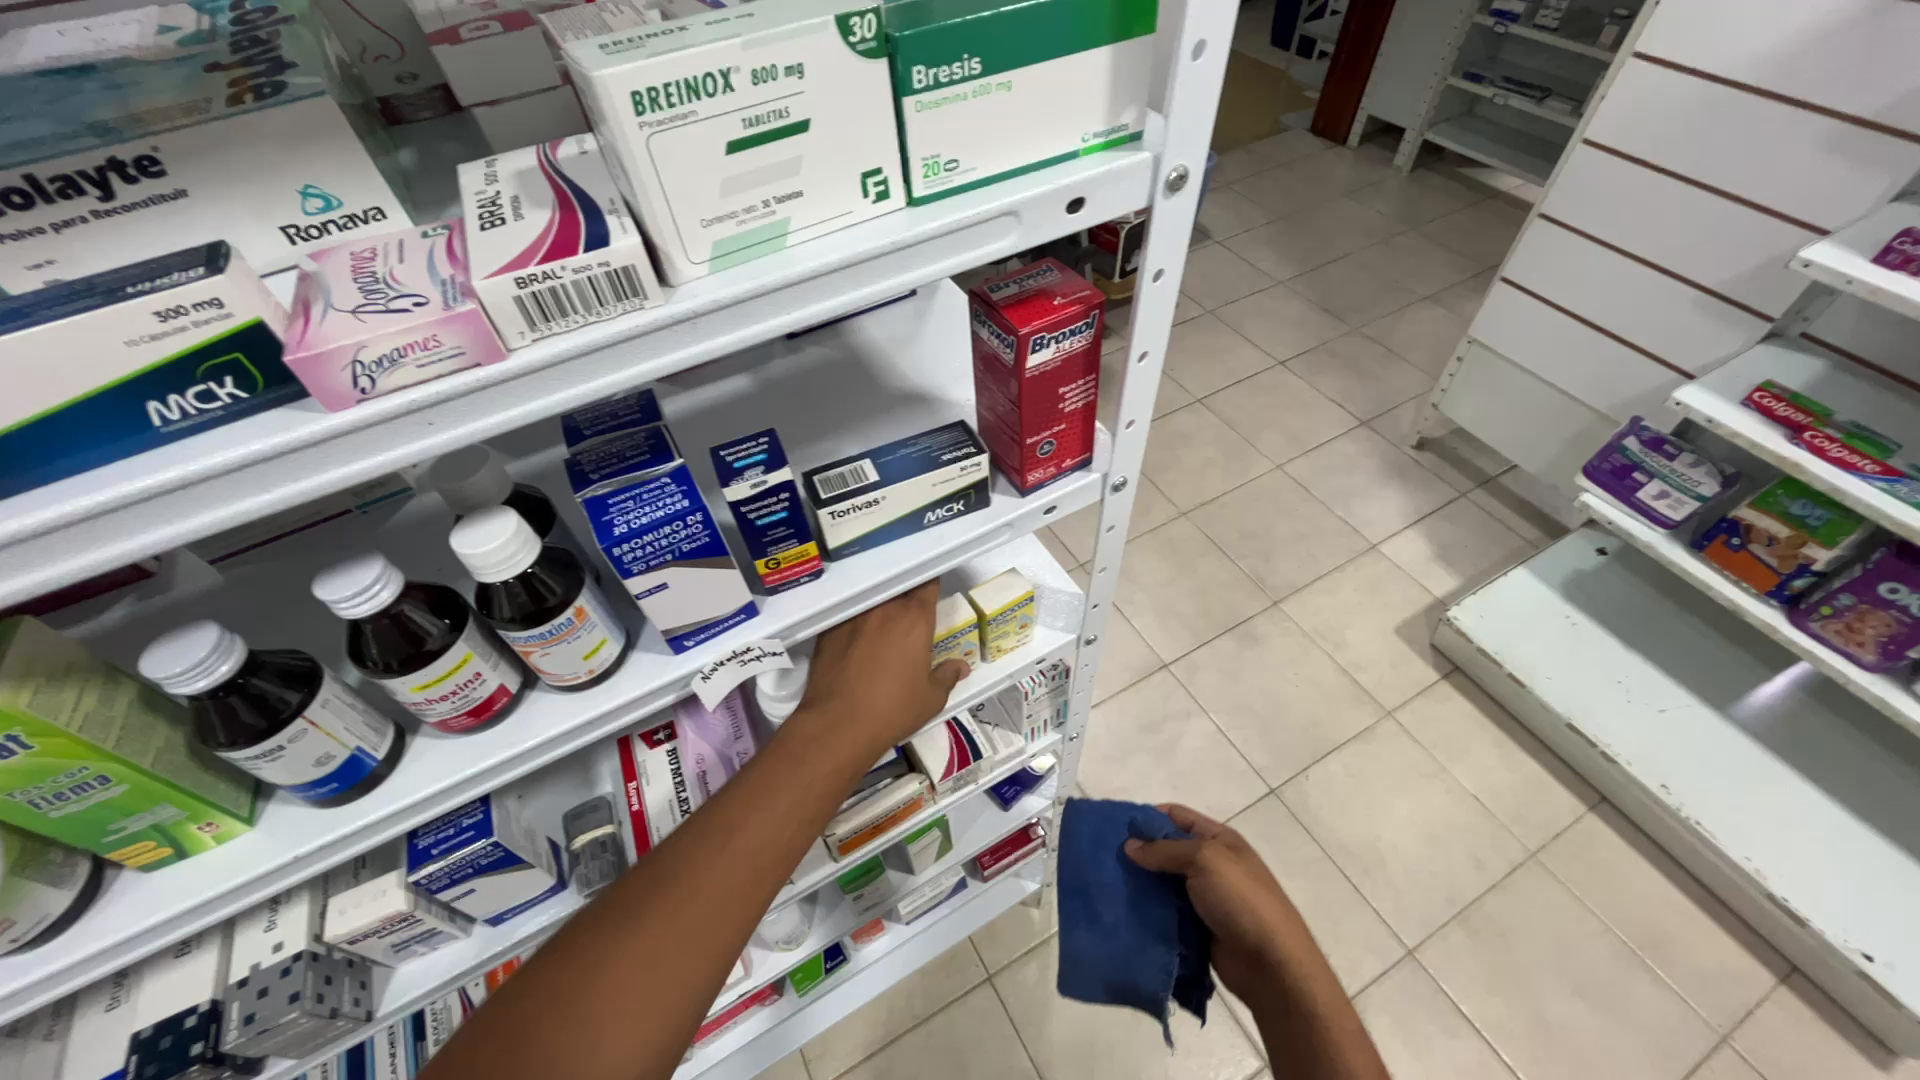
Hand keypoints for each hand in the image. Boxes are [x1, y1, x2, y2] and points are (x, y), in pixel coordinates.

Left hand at [796, 581, 969, 756]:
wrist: (837, 724)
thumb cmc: (892, 710)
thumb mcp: (930, 699)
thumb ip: (947, 676)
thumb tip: (960, 667)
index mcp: (915, 618)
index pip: (927, 584)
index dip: (931, 586)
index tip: (931, 594)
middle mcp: (884, 608)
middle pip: (899, 589)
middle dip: (905, 596)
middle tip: (908, 613)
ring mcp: (853, 616)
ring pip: (871, 601)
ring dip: (879, 608)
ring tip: (881, 624)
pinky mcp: (828, 629)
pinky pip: (847, 617)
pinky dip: (855, 623)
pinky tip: (855, 638)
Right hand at [1124, 804, 1319, 1004]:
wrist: (1272, 965)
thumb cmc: (1241, 901)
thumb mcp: (1205, 860)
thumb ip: (1165, 849)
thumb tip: (1129, 845)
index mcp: (1218, 839)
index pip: (1176, 816)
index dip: (1146, 817)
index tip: (1113, 827)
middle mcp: (1210, 864)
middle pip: (1166, 849)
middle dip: (1138, 852)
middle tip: (1102, 859)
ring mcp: (1203, 897)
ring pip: (1162, 883)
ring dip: (1139, 884)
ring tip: (1105, 885)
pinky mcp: (1196, 927)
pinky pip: (1165, 913)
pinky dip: (1146, 911)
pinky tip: (1122, 912)